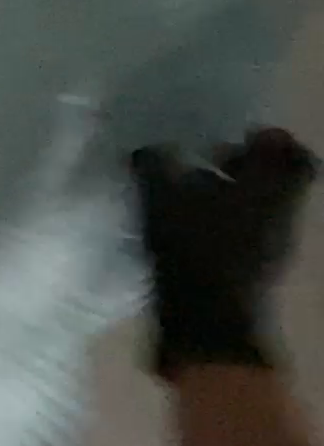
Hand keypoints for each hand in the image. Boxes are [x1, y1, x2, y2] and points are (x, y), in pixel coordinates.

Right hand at [130, 129, 317, 378]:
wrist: (208, 315)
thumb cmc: (192, 245)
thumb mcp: (162, 197)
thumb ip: (155, 166)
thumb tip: (149, 148)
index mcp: (272, 193)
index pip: (296, 157)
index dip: (275, 141)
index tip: (243, 131)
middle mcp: (281, 213)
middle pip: (277, 181)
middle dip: (246, 165)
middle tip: (207, 153)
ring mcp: (269, 241)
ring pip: (258, 204)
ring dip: (230, 190)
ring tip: (186, 183)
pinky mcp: (249, 262)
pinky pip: (241, 226)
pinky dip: (220, 214)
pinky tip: (183, 216)